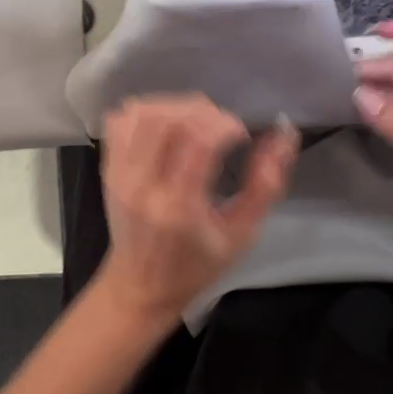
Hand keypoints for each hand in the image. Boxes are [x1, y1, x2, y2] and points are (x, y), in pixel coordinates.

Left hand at [97, 95, 298, 322]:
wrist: (140, 287)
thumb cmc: (196, 265)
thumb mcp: (242, 234)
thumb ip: (266, 185)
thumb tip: (285, 135)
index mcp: (178, 207)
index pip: (198, 141)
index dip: (225, 124)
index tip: (241, 133)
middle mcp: (143, 185)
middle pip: (166, 119)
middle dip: (202, 111)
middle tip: (221, 125)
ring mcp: (119, 174)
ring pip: (142, 113)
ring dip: (176, 106)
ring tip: (197, 121)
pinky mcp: (107, 168)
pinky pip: (120, 121)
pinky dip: (146, 111)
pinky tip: (168, 125)